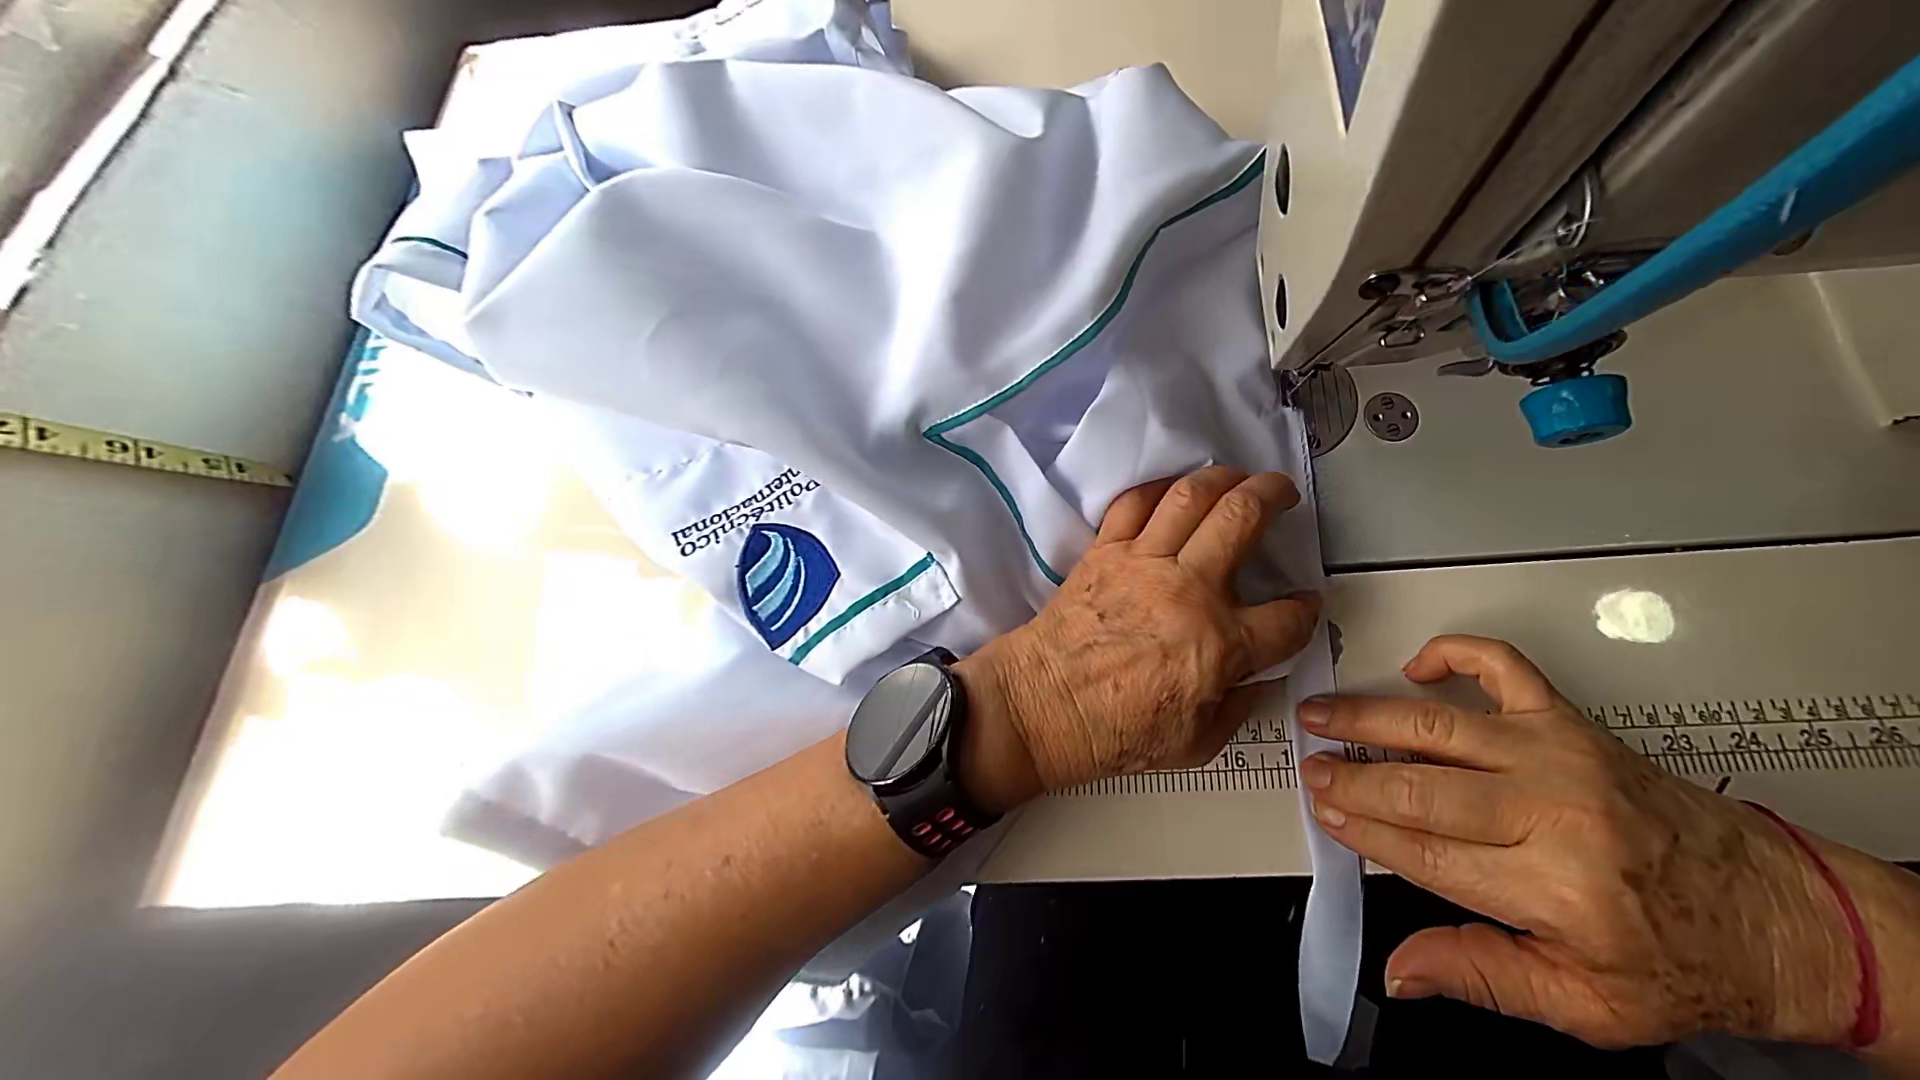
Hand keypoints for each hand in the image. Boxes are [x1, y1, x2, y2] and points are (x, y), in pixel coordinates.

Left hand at [955, 466, 1321, 810]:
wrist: (1042, 707)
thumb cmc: (1113, 730)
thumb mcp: (1197, 743)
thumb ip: (1236, 706)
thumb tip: (1254, 678)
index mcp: (1221, 644)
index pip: (1289, 617)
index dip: (1306, 610)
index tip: (1302, 605)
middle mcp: (1187, 591)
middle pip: (1243, 518)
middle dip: (1273, 496)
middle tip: (1281, 493)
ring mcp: (1143, 565)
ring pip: (1191, 497)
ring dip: (1222, 477)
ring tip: (1237, 476)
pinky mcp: (1104, 554)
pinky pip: (1132, 504)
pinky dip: (1155, 489)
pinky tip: (1171, 491)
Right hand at [1296, 635, 1857, 1048]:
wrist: (1784, 916)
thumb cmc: (1687, 961)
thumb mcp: (1586, 1005)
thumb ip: (1480, 977)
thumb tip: (1398, 970)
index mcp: (1555, 890)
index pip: (1423, 852)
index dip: (1363, 832)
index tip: (1326, 815)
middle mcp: (1553, 813)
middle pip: (1417, 786)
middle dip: (1351, 778)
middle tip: (1311, 770)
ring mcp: (1560, 756)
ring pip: (1436, 726)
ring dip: (1366, 716)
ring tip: (1322, 714)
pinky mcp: (1572, 723)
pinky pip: (1503, 667)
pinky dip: (1453, 653)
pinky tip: (1417, 666)